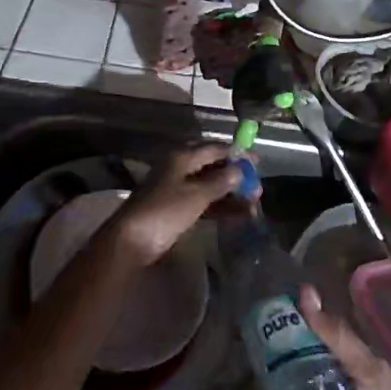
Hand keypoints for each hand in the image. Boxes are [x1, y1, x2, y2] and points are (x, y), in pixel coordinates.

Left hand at [108, 144, 253, 267]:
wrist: (132, 240)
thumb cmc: (165, 211)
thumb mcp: (196, 194)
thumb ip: (220, 181)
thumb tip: (239, 169)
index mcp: (182, 157)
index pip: (214, 148)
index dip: (236, 154)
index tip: (258, 162)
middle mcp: (179, 168)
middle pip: (212, 166)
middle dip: (236, 176)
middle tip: (257, 188)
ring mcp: (176, 189)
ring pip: (209, 186)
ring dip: (230, 194)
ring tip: (253, 205)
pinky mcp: (175, 208)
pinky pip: (203, 202)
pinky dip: (219, 206)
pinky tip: (238, 215)